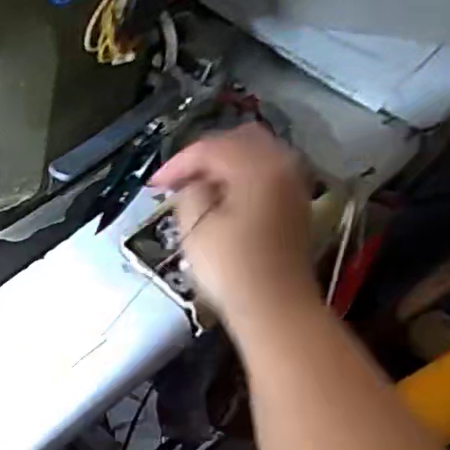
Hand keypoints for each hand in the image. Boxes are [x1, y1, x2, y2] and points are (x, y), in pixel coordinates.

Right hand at [149, 124, 323, 324]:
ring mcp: (293, 185)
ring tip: (197, 192)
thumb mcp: (197, 231)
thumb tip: (192, 186)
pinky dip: (241, 181)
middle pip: (238, 142)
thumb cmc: (232, 270)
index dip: (177, 163)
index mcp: (257, 165)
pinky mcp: (294, 207)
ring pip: (254, 158)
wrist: (275, 307)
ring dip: (224, 168)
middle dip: (204, 157)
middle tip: (177, 181)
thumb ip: (189, 196)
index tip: (154, 184)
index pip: (211, 147)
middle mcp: (282, 164)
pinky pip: (265, 177)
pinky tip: (223, 203)